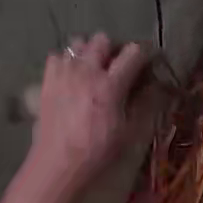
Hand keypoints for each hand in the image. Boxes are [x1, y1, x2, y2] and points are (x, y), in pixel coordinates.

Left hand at [25, 34, 148, 194]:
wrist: (57, 164)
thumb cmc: (96, 151)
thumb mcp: (128, 132)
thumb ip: (143, 104)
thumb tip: (155, 86)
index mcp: (110, 85)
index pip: (134, 52)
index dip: (145, 53)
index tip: (149, 60)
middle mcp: (86, 71)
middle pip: (103, 39)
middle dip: (114, 48)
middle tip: (118, 65)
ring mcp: (64, 73)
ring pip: (78, 43)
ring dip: (88, 52)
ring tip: (93, 69)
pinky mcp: (47, 80)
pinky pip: (57, 56)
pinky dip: (66, 61)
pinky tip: (71, 76)